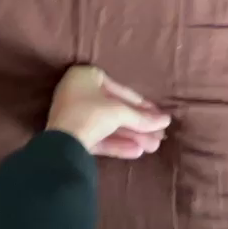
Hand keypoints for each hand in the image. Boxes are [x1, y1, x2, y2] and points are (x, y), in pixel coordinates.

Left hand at [46, 66, 170, 158]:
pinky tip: (137, 152)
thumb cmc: (91, 114)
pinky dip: (117, 143)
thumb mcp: (119, 112)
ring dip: (131, 136)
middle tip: (159, 136)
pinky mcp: (71, 136)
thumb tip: (166, 120)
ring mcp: (73, 115)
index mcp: (85, 76)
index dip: (142, 105)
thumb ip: (142, 117)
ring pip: (108, 125)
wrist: (62, 143)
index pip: (120, 90)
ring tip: (153, 147)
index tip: (159, 116)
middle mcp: (77, 92)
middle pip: (115, 110)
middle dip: (138, 125)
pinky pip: (98, 136)